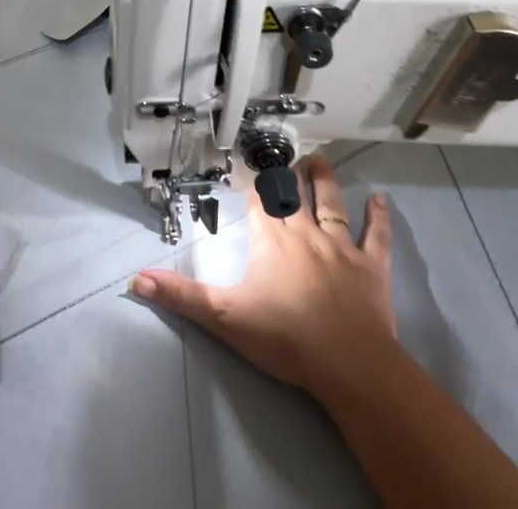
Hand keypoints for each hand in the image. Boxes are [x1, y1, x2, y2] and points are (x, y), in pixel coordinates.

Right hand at [131, 154, 394, 397]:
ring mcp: (342, 247)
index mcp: (271, 242)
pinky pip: (377, 235)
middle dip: (287, 175)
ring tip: (320, 161)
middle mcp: (305, 234)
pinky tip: (381, 199)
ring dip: (326, 182)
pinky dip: (379, 216)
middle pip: (294, 197)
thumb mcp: (224, 318)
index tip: (249, 171)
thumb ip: (181, 296)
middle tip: (285, 155)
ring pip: (332, 205)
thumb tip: (136, 278)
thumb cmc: (284, 338)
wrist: (348, 363)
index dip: (253, 188)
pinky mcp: (372, 266)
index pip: (259, 205)